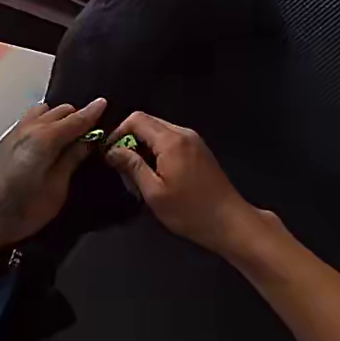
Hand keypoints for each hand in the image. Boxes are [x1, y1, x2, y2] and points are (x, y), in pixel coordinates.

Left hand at [0, 98, 108, 270]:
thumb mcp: (56, 188)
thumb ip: (72, 160)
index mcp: (46, 138)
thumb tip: (88, 140)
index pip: (76, 119)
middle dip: (77, 115)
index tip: (104, 103)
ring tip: (69, 133)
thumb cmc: (23, 209)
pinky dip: (44, 121)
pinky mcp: (6, 140)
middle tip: (91, 130)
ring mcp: (15, 132)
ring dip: (58, 117)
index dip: (92, 112)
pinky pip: (31, 119)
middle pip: (60, 111)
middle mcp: (30, 127)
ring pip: (43, 112)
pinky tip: (48, 136)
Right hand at [102, 112, 279, 254]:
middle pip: (148, 122)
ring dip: (143, 145)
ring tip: (137, 172)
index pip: (136, 119)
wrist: (230, 221)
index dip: (118, 132)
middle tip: (121, 165)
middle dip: (129, 139)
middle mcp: (184, 133)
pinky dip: (157, 149)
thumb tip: (112, 150)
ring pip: (159, 130)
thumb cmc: (190, 211)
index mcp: (171, 141)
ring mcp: (194, 140)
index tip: (110, 154)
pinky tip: (156, 172)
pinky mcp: (199, 150)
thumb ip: (132, 166)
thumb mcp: (154, 192)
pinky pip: (171, 140)